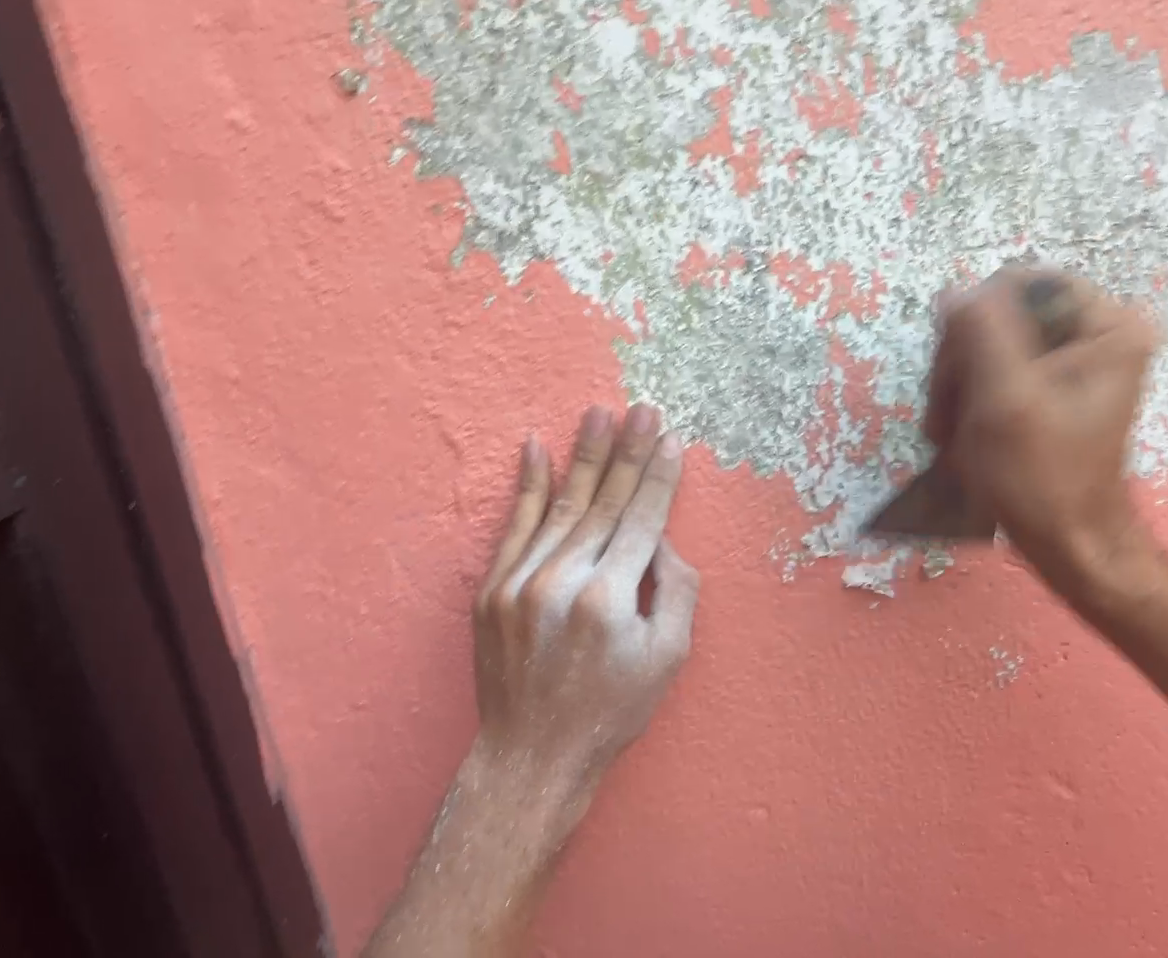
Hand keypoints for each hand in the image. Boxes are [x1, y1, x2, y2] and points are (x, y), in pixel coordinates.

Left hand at [472, 403, 698, 804]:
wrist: (531, 757)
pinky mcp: (491, 591)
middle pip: (604, 502)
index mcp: (609, 599)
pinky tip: (535, 447)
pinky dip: (527, 486)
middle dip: (628, 452)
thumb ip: (676, 590)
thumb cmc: (611, 712)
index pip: (643, 519)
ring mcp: (519, 584)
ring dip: (584, 456)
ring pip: (561, 505)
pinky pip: (514, 526)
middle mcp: (561, 582)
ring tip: (598, 413)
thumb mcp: (668, 658)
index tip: (671, 439)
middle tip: (642, 408)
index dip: (659, 477)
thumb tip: (660, 541)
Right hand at [924, 267, 1160, 600]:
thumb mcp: (1005, 399)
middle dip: (964, 364)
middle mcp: (1102, 332)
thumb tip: (955, 291)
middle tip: (945, 417)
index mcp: (1109, 324)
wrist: (1069, 544)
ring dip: (960, 385)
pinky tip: (963, 431)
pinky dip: (974, 398)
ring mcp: (1081, 360)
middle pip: (1002, 314)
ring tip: (949, 433)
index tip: (955, 378)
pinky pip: (1000, 367)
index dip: (974, 325)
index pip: (1018, 285)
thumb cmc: (1041, 478)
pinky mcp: (1060, 385)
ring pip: (992, 343)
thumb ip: (981, 332)